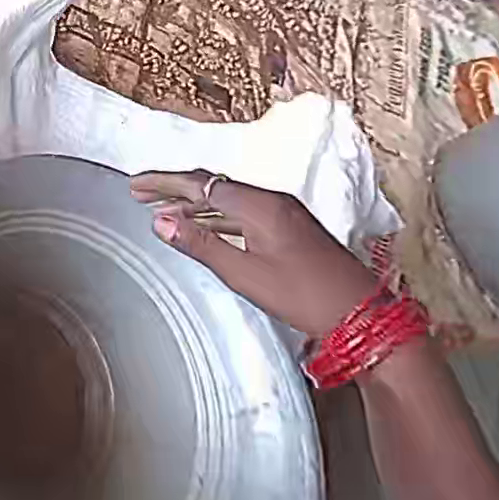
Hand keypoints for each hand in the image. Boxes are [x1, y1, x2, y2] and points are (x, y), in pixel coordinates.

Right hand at [129, 170, 378, 336]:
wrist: (363, 317)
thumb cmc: (302, 296)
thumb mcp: (243, 273)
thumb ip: (200, 244)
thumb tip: (159, 221)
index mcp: (260, 206)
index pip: (200, 184)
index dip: (164, 182)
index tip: (135, 185)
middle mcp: (272, 201)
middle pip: (212, 185)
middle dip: (174, 189)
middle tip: (140, 194)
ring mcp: (283, 213)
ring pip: (226, 198)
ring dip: (192, 203)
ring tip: (161, 212)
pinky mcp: (288, 227)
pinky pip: (240, 210)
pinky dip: (213, 215)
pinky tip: (200, 226)